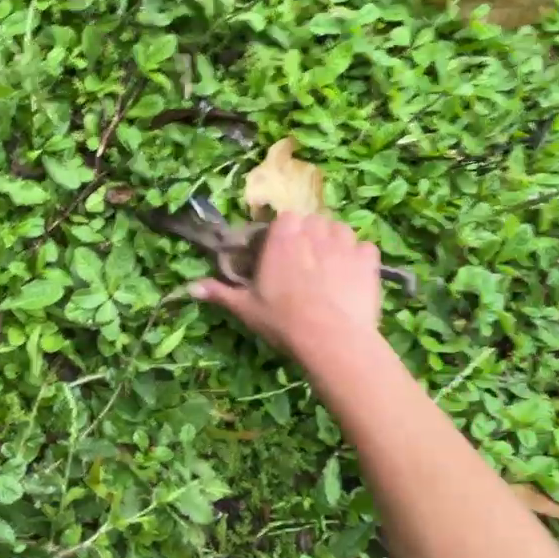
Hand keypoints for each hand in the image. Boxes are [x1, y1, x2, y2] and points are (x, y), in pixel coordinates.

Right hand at [191, 213, 383, 360]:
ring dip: (333, 241)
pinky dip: (358, 257)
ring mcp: (345, 244)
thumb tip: (189, 288)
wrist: (331, 340)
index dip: (284, 232)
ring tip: (328, 266)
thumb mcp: (246, 308)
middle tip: (302, 263)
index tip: (279, 251)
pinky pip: (365, 248)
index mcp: (283, 238)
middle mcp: (314, 232)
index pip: (286, 217)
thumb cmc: (283, 321)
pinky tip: (351, 275)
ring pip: (340, 230)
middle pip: (313, 221)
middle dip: (309, 235)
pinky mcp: (369, 260)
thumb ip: (220, 293)